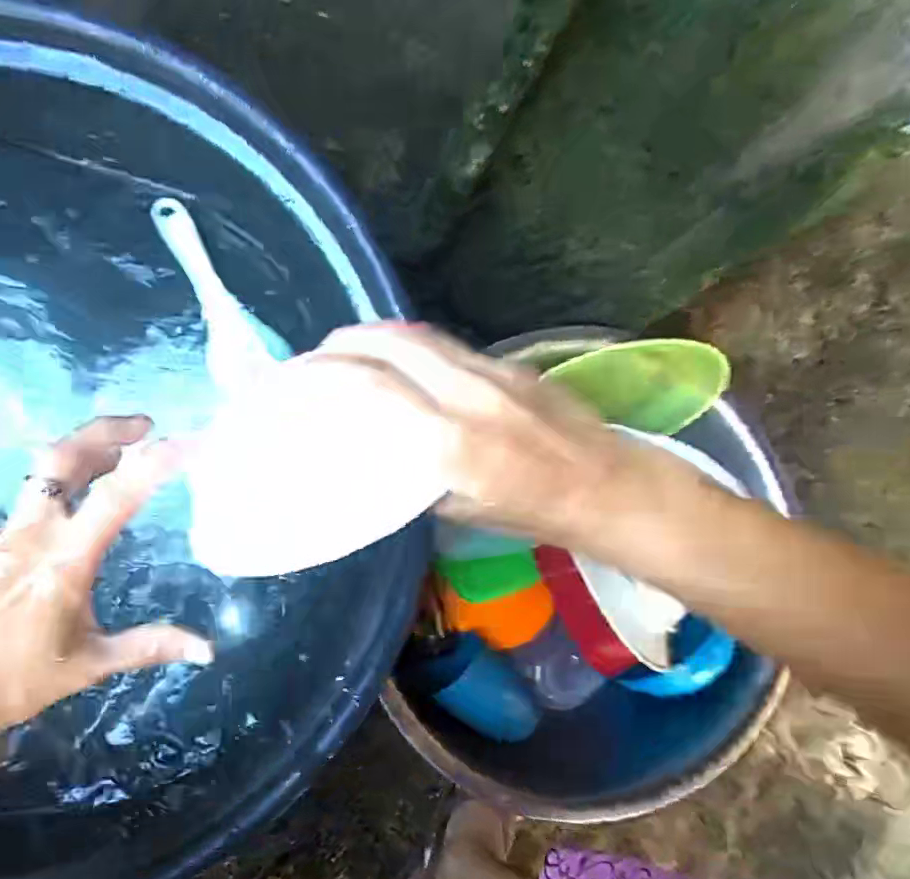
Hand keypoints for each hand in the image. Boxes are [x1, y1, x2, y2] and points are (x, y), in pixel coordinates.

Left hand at [0, 416, 212, 742]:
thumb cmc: (8, 683)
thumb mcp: (88, 665)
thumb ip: (148, 646)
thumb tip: (207, 650)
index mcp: (65, 560)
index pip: (118, 494)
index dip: (156, 461)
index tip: (187, 439)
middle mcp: (31, 534)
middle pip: (64, 457)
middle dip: (106, 430)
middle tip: (143, 424)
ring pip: (41, 481)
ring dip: (81, 461)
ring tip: (111, 463)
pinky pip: (22, 516)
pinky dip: (53, 505)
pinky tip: (60, 536)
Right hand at [306, 323, 653, 545]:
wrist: (607, 485)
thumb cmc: (530, 512)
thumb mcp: (459, 509)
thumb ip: (418, 476)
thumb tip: (385, 454)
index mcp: (452, 441)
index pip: (379, 388)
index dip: (333, 373)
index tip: (302, 375)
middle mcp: (470, 395)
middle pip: (396, 345)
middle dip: (349, 341)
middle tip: (318, 353)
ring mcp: (494, 373)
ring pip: (423, 337)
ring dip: (379, 336)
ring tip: (351, 347)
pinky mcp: (511, 365)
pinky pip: (449, 345)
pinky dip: (412, 344)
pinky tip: (401, 356)